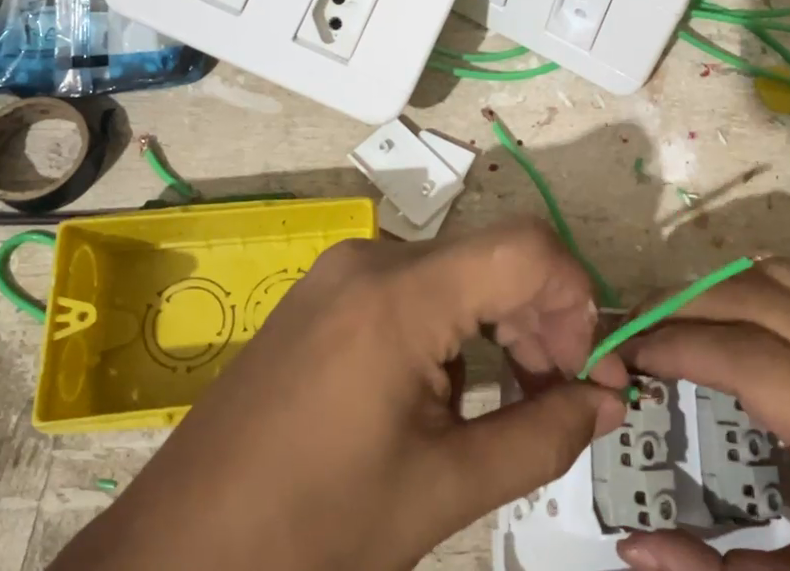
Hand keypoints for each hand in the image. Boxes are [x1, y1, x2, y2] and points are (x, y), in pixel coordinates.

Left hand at [49, 220, 628, 570]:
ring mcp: (340, 275)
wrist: (180, 551)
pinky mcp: (323, 297)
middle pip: (494, 259)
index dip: (578, 300)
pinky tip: (456, 394)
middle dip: (545, 322)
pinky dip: (456, 331)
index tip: (591, 375)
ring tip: (515, 406)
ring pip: (457, 275)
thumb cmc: (313, 526)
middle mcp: (370, 260)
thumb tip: (609, 401)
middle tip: (565, 400)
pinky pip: (415, 292)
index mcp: (398, 296)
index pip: (527, 248)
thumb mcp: (443, 490)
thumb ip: (542, 438)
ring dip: (502, 330)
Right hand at [614, 260, 789, 570]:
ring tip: (681, 322)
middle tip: (641, 334)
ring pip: (785, 275)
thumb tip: (633, 548)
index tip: (631, 358)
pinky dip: (759, 287)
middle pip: (758, 297)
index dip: (677, 346)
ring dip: (720, 287)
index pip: (750, 360)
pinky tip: (740, 323)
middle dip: (685, 305)